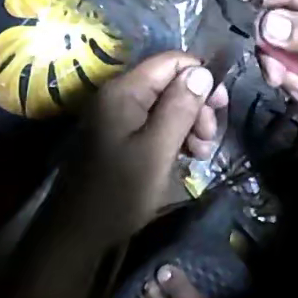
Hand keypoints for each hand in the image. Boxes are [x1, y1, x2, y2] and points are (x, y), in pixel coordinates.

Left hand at [64, 51, 226, 238]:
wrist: (77, 236)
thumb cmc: (119, 192)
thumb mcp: (157, 150)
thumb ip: (180, 108)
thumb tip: (202, 71)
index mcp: (124, 91)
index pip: (172, 61)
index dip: (200, 77)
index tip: (220, 107)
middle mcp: (118, 95)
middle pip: (170, 82)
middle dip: (196, 104)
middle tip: (209, 138)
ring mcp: (116, 116)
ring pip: (165, 103)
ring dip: (189, 122)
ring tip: (200, 153)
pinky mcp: (118, 135)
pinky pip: (153, 122)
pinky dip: (174, 134)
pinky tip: (186, 156)